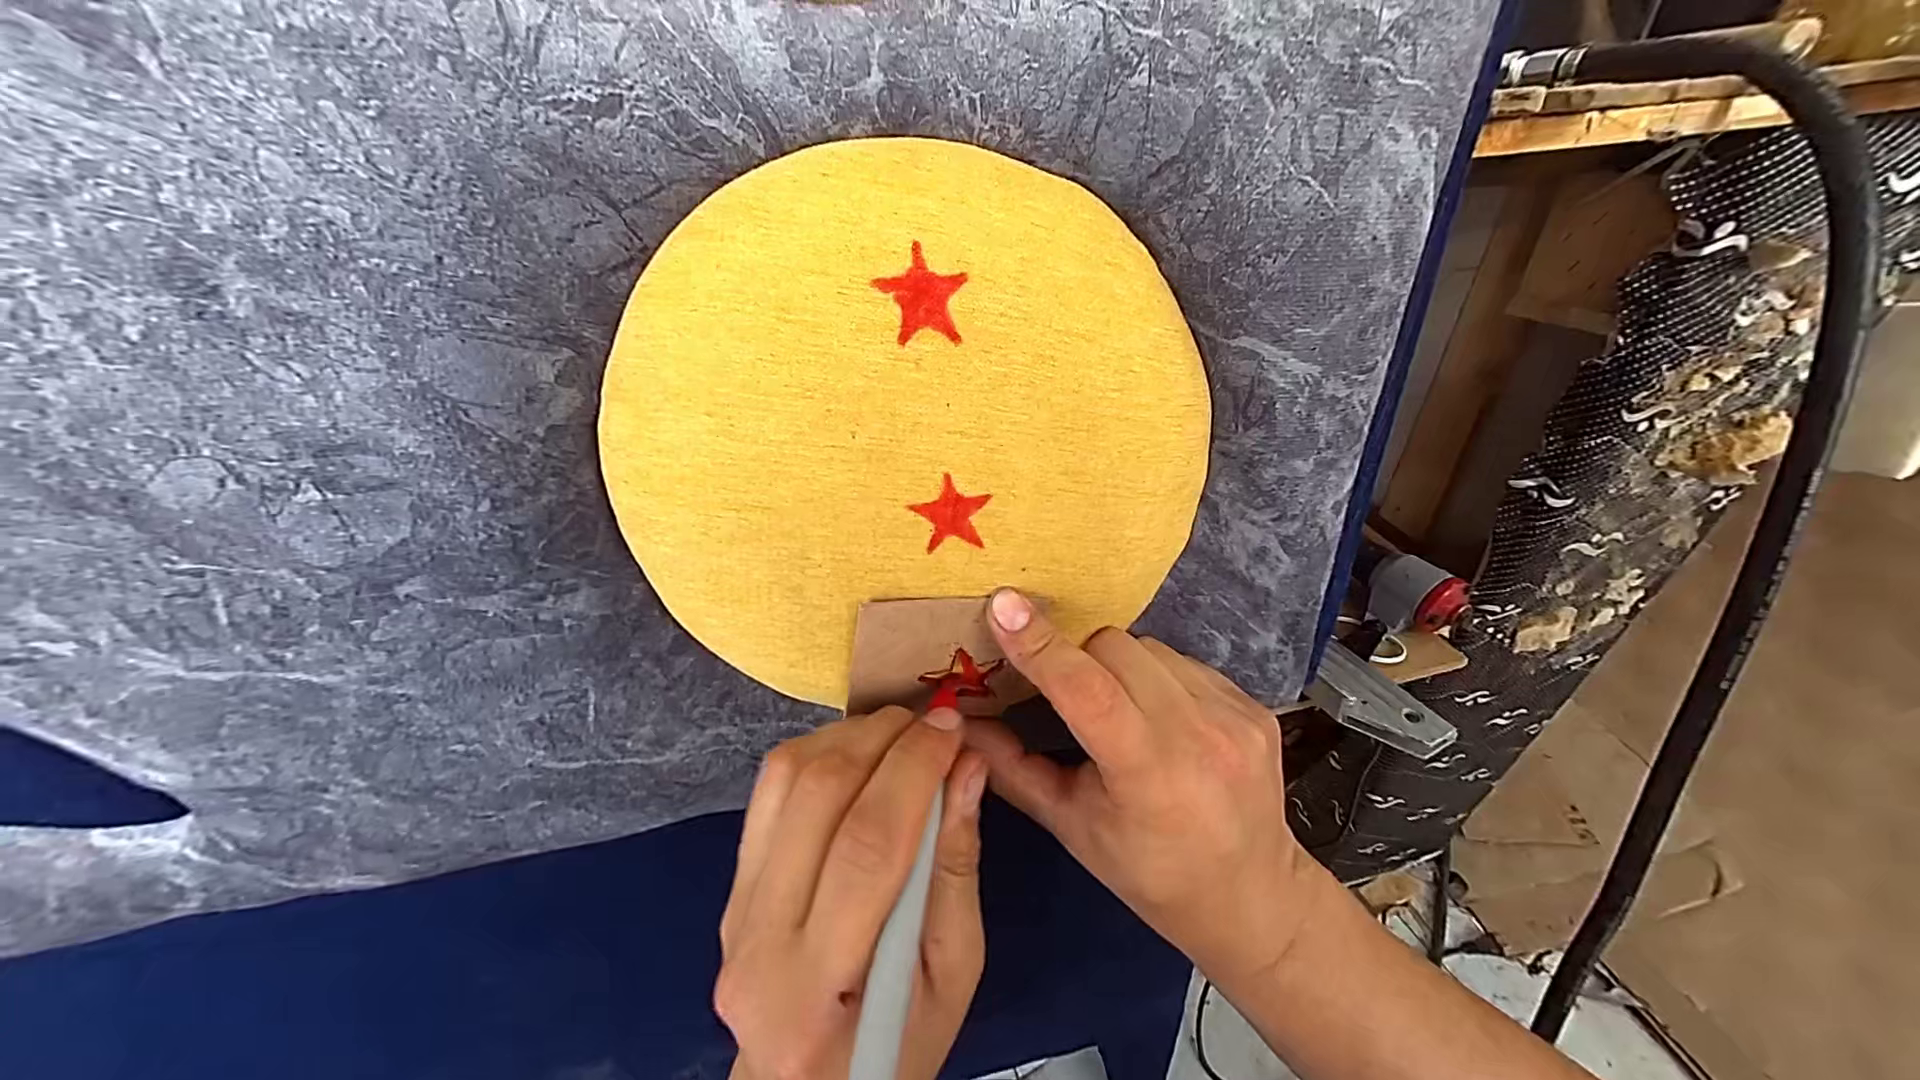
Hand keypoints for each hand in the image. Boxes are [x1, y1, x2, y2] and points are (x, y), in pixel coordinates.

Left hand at [716, 706, 988, 1079]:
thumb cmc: (895, 1042)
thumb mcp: (955, 969)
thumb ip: (958, 864)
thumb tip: (969, 769)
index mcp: (816, 988)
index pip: (870, 845)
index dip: (916, 770)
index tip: (952, 728)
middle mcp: (757, 940)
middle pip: (822, 797)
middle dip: (886, 739)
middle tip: (934, 723)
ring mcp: (734, 904)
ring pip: (788, 778)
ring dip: (851, 735)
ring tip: (901, 732)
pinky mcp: (732, 879)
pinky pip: (771, 788)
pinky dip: (821, 750)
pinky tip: (859, 751)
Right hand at [964, 589, 1317, 991]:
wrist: (1251, 895)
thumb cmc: (1148, 870)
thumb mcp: (1071, 826)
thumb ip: (1013, 769)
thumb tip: (962, 722)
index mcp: (1148, 775)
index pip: (1088, 691)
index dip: (1042, 646)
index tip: (1003, 605)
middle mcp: (1199, 735)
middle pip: (1113, 648)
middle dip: (1078, 658)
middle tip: (1073, 698)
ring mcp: (1234, 715)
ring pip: (1147, 645)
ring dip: (1118, 666)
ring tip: (1122, 711)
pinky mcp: (1251, 704)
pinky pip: (1181, 660)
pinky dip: (1155, 675)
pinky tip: (1159, 717)